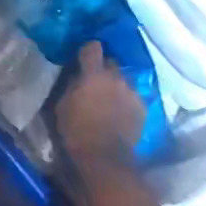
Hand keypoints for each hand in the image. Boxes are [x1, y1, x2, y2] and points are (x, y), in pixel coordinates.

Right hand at [57, 41, 145, 175]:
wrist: (104, 156)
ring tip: (107, 101)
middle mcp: (116, 78)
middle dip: (102, 70)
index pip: (93, 48)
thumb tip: (78, 77)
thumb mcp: (62, 106)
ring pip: (123, 81)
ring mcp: (132, 92)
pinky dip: (125, 101)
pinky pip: (132, 97)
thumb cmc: (76, 131)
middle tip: (93, 83)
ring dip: (115, 86)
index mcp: (93, 75)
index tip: (83, 57)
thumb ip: (72, 86)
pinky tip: (118, 114)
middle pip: (111, 63)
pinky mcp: (142, 107)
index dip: (87, 51)